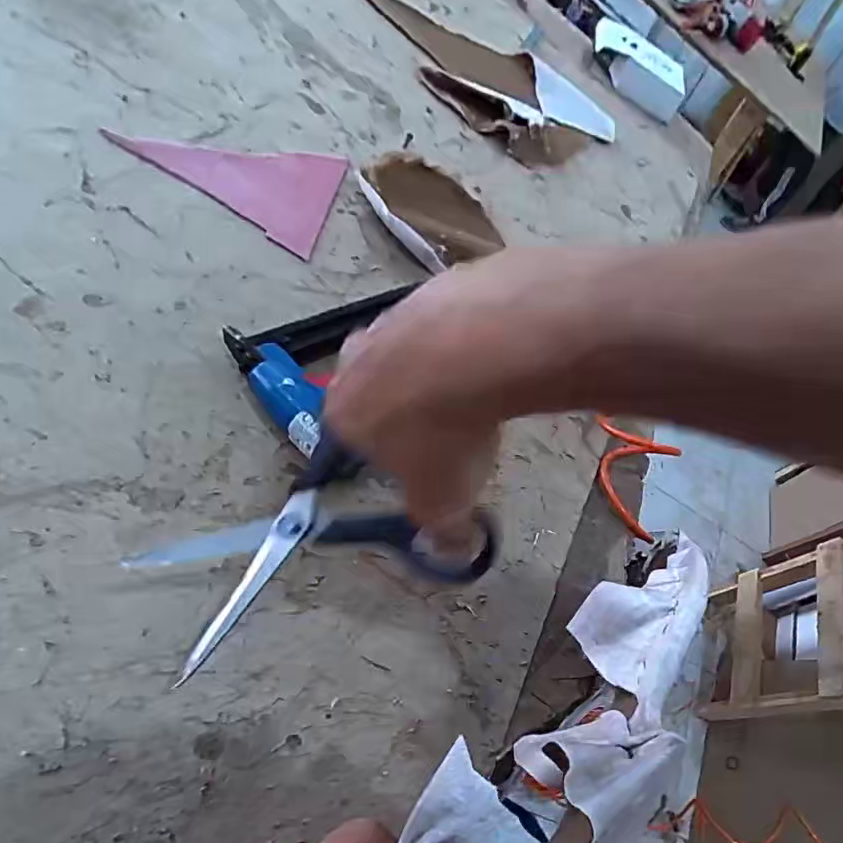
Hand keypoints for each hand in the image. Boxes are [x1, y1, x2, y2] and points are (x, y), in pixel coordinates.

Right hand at [325, 253, 595, 541]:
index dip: (395, 457)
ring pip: (419, 355)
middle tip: (458, 427)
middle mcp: (357, 361)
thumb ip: (440, 528)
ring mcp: (394, 320)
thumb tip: (451, 550)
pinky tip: (500, 358)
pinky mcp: (435, 292)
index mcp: (342, 413)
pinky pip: (455, 327)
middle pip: (386, 392)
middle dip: (419, 412)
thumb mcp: (441, 497)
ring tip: (484, 394)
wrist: (468, 352)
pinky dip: (474, 343)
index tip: (430, 462)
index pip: (358, 441)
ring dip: (446, 375)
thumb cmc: (440, 435)